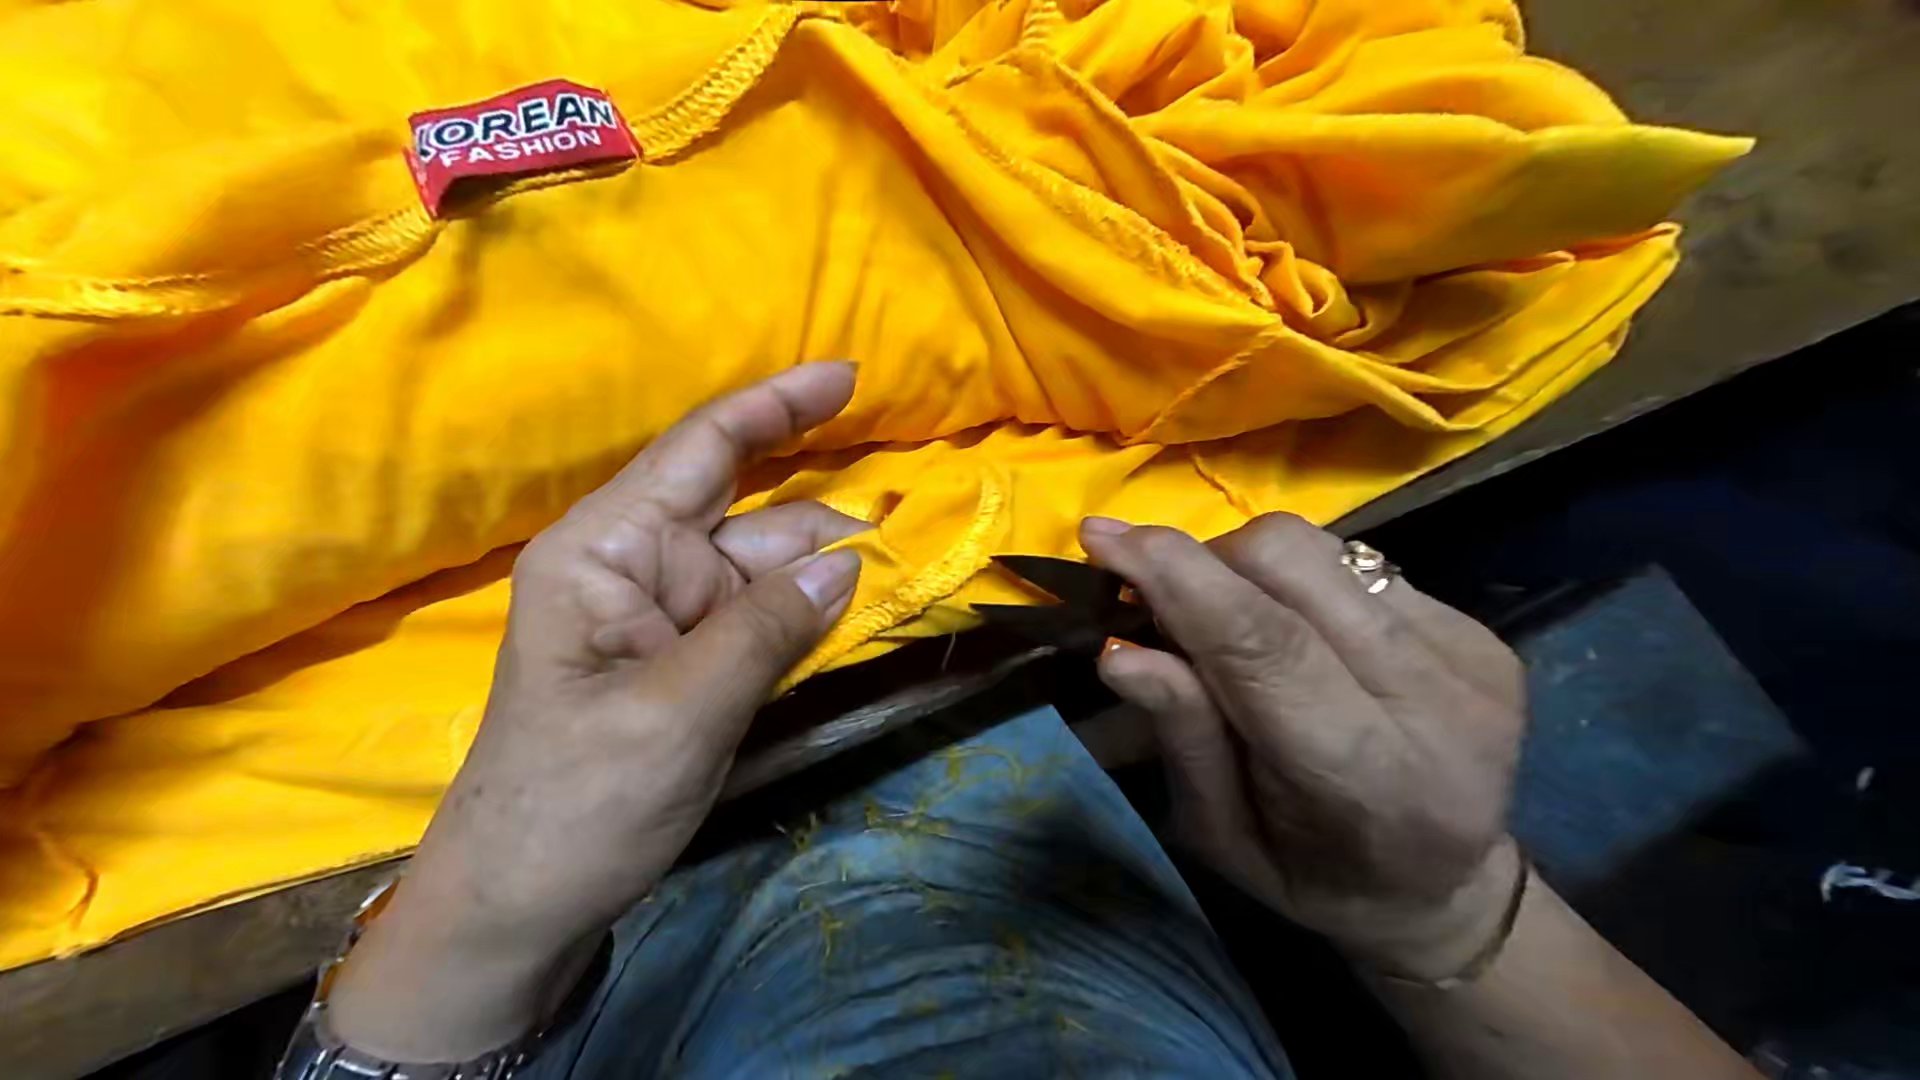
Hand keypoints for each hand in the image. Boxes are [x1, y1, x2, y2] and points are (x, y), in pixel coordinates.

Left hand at [329, 363, 866, 1057]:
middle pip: (754, 512)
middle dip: (828, 515)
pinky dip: (814, 610)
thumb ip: (769, 625)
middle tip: (910, 520)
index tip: (847, 376)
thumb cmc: (580, 800)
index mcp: (611, 548)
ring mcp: (676, 610)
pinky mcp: (698, 653)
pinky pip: (770, 613)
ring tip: (900, 578)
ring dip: (831, 571)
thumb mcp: (680, 709)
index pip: (704, 449)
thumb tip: (849, 562)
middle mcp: (645, 562)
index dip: (778, 405)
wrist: (526, 900)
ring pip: (772, 568)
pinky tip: (860, 612)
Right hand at [1079, 513, 1527, 980]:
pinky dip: (1283, 576)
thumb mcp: (1219, 831)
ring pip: (1313, 545)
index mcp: (1366, 774)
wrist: (1444, 884)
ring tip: (1222, 613)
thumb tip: (1117, 651)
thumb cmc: (1308, 872)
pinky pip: (1345, 558)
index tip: (1100, 537)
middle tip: (1160, 601)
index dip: (1174, 577)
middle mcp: (1431, 697)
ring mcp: (1463, 649)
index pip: (1259, 642)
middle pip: (1287, 563)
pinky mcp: (1471, 624)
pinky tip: (1284, 620)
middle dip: (1196, 559)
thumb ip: (1181, 733)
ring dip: (1236, 562)